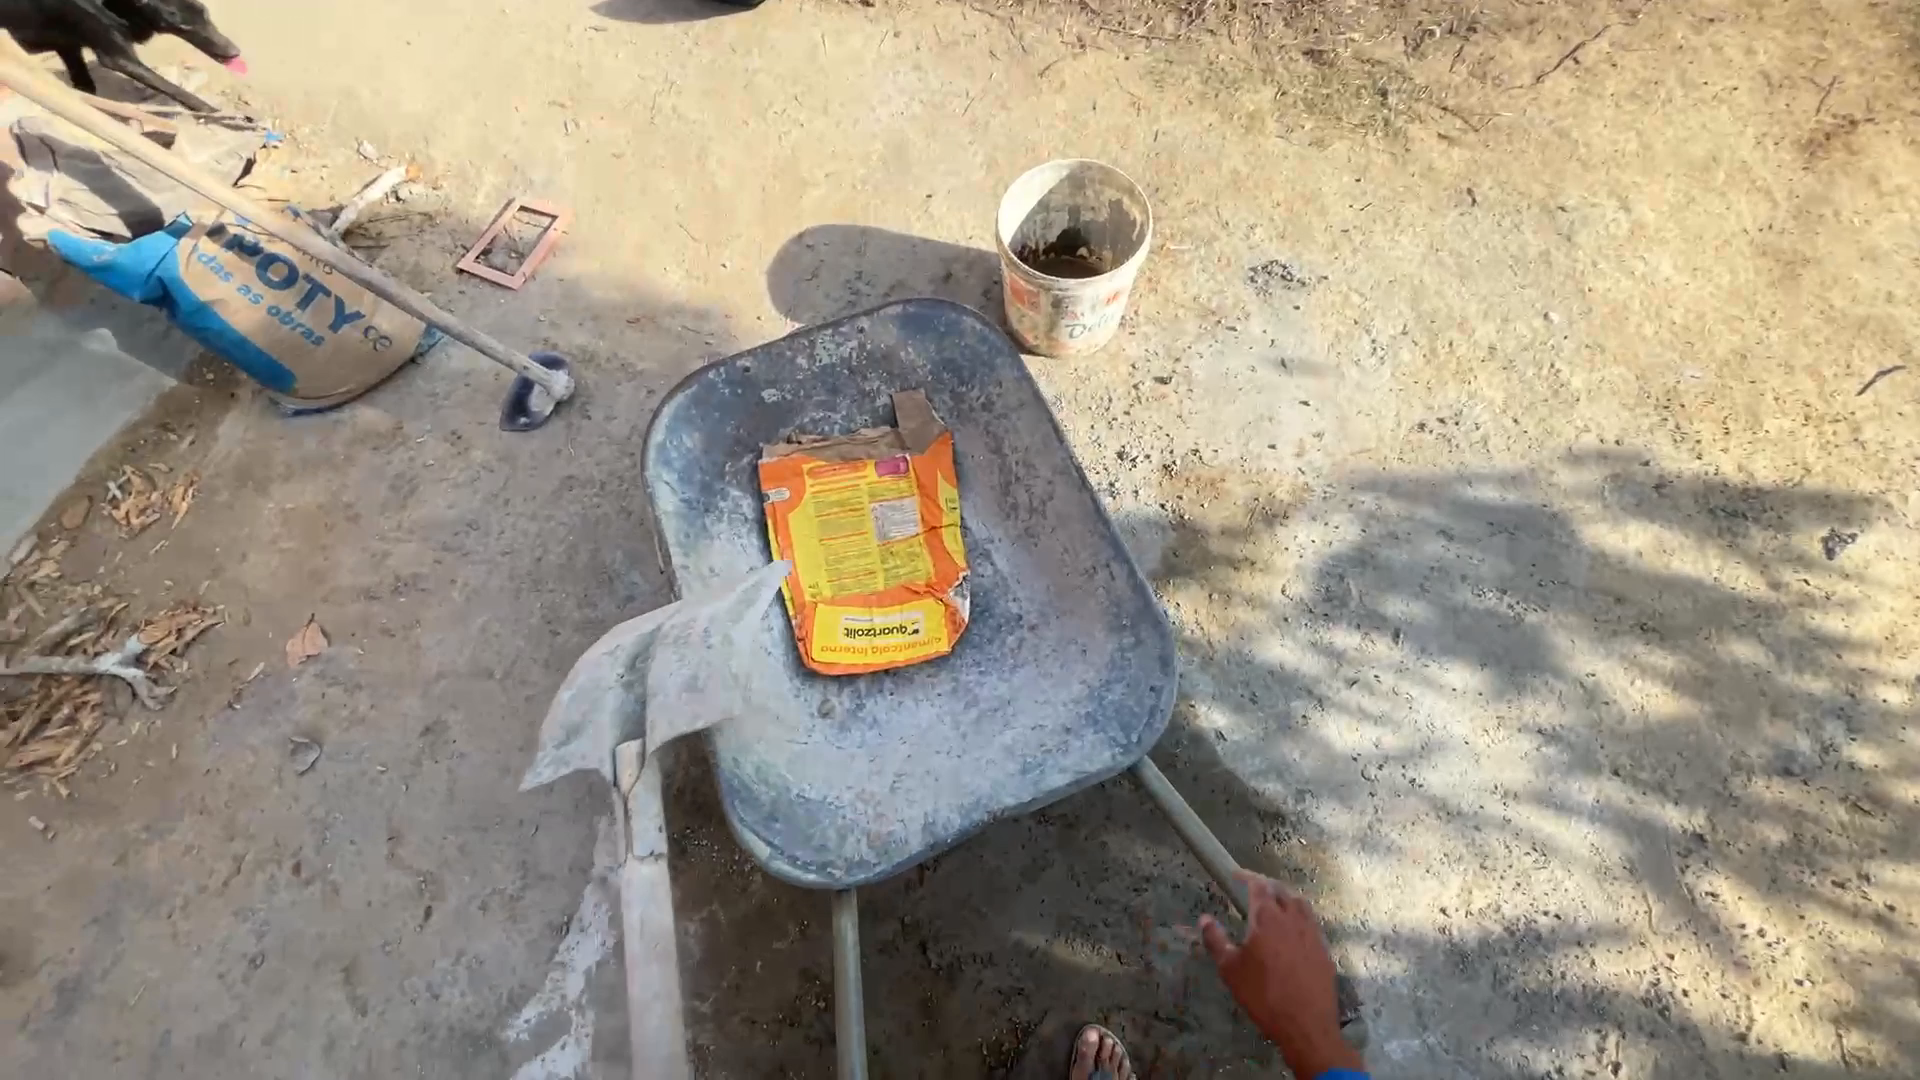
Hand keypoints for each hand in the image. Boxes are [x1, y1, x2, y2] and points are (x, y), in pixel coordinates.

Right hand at [1200, 872, 1362, 1077]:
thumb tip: (1205, 919)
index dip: (1247, 876)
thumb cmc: (1263, 996)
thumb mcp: (1230, 970)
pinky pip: (1312, 924)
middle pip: (1281, 890)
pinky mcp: (1324, 952)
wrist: (1307, 1028)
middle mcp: (1292, 919)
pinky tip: (1293, 933)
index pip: (1258, 885)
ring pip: (1301, 905)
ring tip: (1276, 905)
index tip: (1236, 875)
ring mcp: (1312, 935)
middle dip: (1267, 885)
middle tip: (1254, 889)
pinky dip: (1300, 918)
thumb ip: (1216, 940)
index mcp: (1267, 918)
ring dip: (1287, 898)